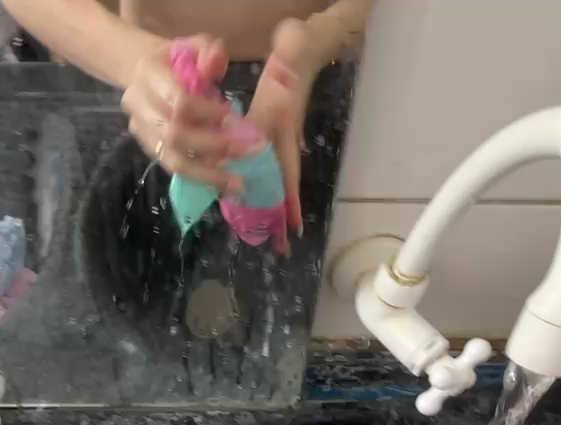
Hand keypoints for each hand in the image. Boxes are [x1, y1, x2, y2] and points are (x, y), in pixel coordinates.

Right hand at [121, 35, 239, 191]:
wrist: (143, 74)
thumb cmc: (174, 59)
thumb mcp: (192, 44)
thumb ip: (207, 51)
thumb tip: (215, 67)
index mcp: (148, 75)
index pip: (178, 101)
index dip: (206, 112)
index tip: (232, 116)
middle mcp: (139, 107)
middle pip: (175, 135)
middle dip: (212, 146)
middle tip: (243, 152)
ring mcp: (142, 133)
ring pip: (173, 161)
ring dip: (207, 173)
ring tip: (236, 183)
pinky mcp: (150, 151)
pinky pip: (174, 170)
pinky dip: (200, 177)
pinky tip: (222, 182)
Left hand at [244, 18, 312, 252]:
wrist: (304, 52)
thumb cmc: (297, 52)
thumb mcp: (293, 48)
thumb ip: (291, 46)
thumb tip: (293, 40)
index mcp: (284, 127)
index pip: (287, 166)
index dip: (289, 196)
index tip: (294, 226)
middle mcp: (283, 141)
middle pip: (282, 185)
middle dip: (283, 215)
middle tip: (283, 248)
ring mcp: (277, 144)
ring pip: (273, 183)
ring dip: (273, 211)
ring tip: (275, 242)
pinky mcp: (269, 142)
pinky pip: (263, 173)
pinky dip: (262, 194)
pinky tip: (256, 211)